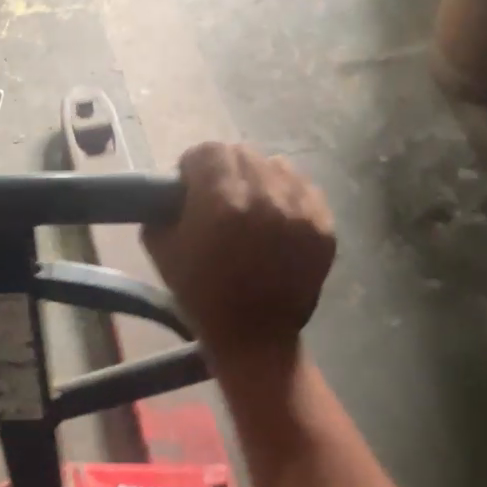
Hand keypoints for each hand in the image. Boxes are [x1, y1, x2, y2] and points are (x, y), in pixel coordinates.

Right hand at [144, 142, 335, 357]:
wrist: (255, 335)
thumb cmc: (202, 296)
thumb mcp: (162, 253)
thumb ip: (161, 212)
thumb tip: (174, 193)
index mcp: (222, 201)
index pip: (207, 151)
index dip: (193, 168)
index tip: (190, 188)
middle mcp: (265, 195)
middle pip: (241, 154)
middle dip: (225, 171)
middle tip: (218, 199)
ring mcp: (301, 208)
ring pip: (275, 166)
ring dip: (258, 180)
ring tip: (252, 210)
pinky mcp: (324, 223)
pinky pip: (303, 189)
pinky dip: (286, 198)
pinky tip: (275, 224)